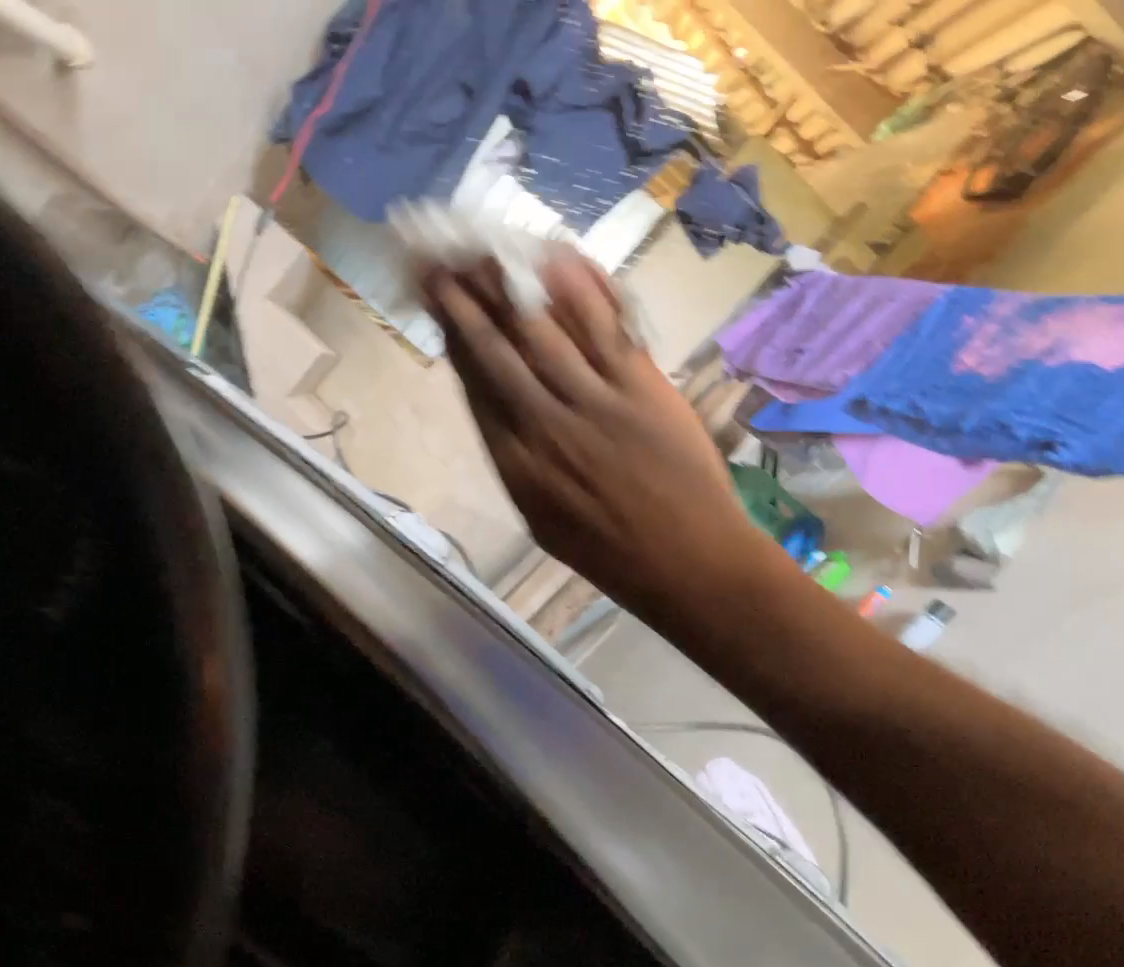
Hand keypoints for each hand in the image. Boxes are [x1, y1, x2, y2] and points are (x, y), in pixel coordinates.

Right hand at [420, 250, 779, 613]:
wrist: (687, 561)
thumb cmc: (610, 551)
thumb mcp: (540, 518)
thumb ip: (514, 460)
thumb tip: (495, 408)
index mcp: (515, 464)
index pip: (474, 384)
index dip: (451, 336)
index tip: (436, 300)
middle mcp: (544, 425)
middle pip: (496, 349)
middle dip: (465, 299)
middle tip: (442, 258)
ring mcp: (594, 401)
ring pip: (542, 331)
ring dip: (509, 286)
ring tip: (486, 248)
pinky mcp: (641, 386)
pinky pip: (605, 327)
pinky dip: (580, 290)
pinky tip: (556, 260)